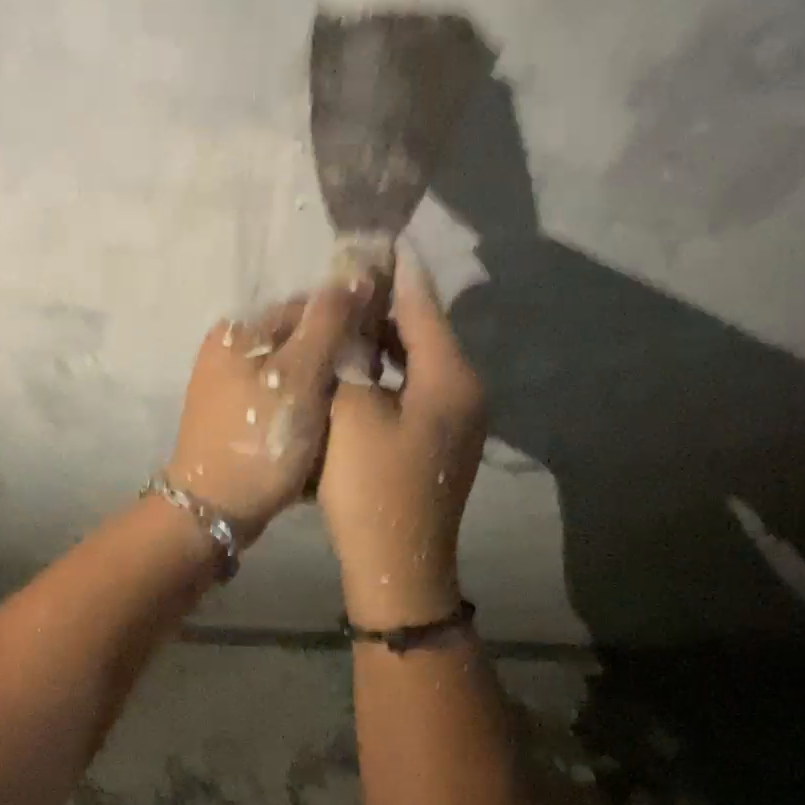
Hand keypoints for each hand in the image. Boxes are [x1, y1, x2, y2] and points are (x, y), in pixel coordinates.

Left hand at [166, 282, 374, 537]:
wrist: (214, 508)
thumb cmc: (260, 440)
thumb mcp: (300, 376)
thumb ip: (328, 323)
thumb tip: (356, 274)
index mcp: (238, 329)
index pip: (308, 305)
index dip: (349, 319)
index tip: (384, 347)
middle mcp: (229, 347)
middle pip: (300, 336)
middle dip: (337, 352)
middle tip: (372, 380)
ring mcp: (229, 382)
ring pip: (293, 367)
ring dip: (324, 380)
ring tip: (352, 404)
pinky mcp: (235, 414)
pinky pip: (280, 394)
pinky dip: (305, 402)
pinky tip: (326, 422)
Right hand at [319, 254, 485, 627]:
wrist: (396, 564)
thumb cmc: (372, 483)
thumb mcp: (350, 411)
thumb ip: (351, 356)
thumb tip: (349, 321)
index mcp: (450, 377)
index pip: (423, 306)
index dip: (396, 273)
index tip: (376, 241)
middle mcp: (465, 391)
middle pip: (423, 332)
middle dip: (383, 306)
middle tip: (342, 284)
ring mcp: (456, 419)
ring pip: (417, 363)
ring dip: (381, 342)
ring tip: (340, 321)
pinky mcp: (439, 442)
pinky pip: (413, 389)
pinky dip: (385, 373)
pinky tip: (352, 370)